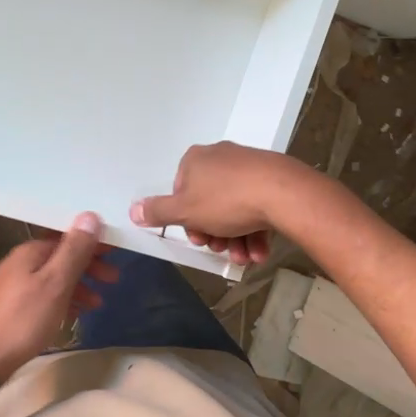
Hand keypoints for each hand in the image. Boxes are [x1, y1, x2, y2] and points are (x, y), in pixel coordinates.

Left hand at [0, 212, 116, 373]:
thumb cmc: (24, 320)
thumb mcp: (56, 284)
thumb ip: (74, 251)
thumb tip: (90, 215)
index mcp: (29, 252)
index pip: (66, 237)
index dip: (92, 242)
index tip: (116, 251)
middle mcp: (19, 262)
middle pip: (60, 257)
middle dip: (88, 266)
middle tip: (114, 279)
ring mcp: (13, 285)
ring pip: (53, 278)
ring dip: (78, 285)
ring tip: (98, 303)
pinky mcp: (11, 306)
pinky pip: (44, 294)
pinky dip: (63, 299)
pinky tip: (75, 314)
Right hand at [130, 143, 317, 265]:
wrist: (283, 193)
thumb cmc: (225, 200)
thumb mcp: (185, 211)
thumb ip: (157, 212)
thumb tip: (133, 209)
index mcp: (195, 160)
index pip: (181, 192)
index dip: (187, 220)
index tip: (197, 239)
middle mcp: (220, 158)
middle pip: (208, 203)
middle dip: (214, 234)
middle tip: (221, 250)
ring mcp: (248, 167)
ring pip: (234, 209)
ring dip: (235, 239)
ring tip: (243, 258)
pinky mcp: (272, 178)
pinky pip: (256, 206)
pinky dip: (255, 231)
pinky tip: (259, 252)